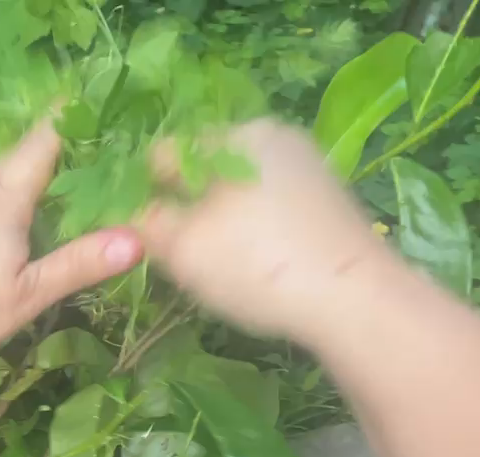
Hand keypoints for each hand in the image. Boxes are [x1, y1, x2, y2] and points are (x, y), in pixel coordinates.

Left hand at [0, 120, 143, 375]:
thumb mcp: (28, 295)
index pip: (41, 147)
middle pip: (9, 161)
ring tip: (16, 180)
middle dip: (37, 156)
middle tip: (64, 162)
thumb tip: (137, 239)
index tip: (89, 120)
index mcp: (5, 202)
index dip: (66, 128)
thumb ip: (78, 264)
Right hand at [136, 120, 410, 344]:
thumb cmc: (256, 264)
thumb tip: (126, 211)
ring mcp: (302, 166)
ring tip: (209, 266)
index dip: (140, 193)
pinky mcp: (320, 199)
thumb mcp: (183, 247)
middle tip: (175, 256)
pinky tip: (246, 267)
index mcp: (235, 136)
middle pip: (199, 172)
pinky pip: (261, 207)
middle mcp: (271, 137)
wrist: (352, 298)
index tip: (136, 232)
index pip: (163, 154)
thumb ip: (145, 222)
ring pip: (230, 192)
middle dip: (179, 208)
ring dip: (210, 223)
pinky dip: (244, 232)